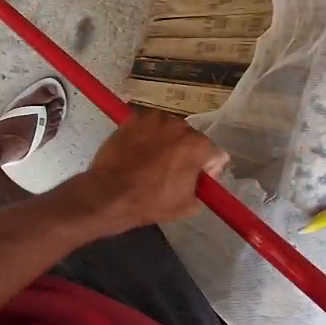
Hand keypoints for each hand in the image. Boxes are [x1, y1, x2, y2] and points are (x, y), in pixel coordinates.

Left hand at [71, 108, 227, 232]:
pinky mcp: (132, 119)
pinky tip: (137, 152)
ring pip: (168, 130)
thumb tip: (200, 182)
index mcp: (198, 145)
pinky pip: (147, 126)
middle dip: (186, 153)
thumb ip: (202, 189)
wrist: (109, 193)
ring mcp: (154, 119)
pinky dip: (146, 136)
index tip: (197, 180)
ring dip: (166, 142)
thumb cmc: (151, 201)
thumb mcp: (188, 205)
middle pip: (191, 138)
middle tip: (173, 172)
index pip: (215, 154)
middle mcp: (179, 125)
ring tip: (152, 162)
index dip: (208, 170)